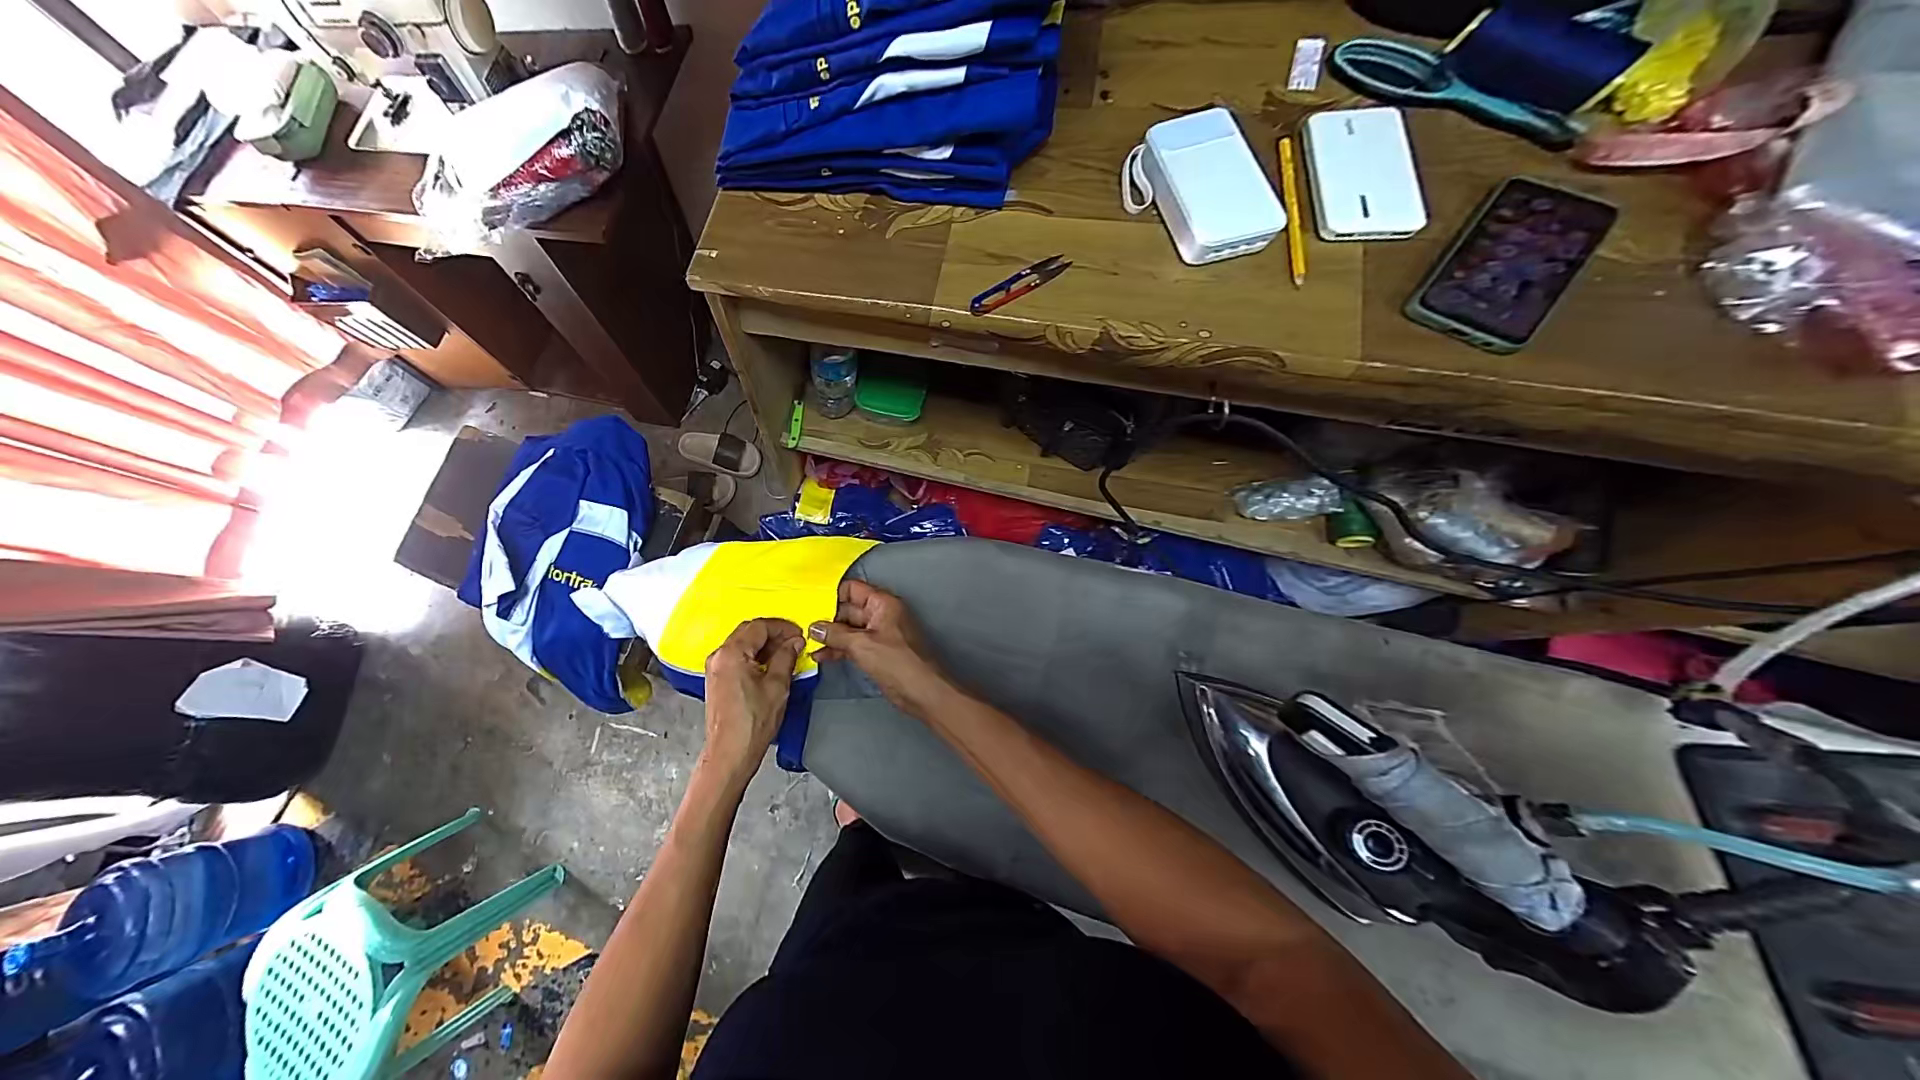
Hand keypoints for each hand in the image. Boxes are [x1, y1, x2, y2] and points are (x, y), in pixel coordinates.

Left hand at [701, 618, 805, 782]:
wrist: (731, 752)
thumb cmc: (751, 724)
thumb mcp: (778, 685)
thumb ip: (786, 657)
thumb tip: (794, 642)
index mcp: (731, 654)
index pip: (759, 626)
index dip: (782, 627)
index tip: (798, 633)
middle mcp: (719, 657)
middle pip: (748, 632)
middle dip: (774, 634)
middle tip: (795, 641)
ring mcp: (716, 669)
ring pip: (743, 644)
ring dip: (765, 645)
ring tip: (786, 654)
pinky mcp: (717, 680)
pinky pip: (737, 658)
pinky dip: (755, 657)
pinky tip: (771, 666)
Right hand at [808, 580, 949, 714]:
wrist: (922, 691)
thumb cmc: (899, 662)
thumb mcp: (862, 645)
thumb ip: (836, 634)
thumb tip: (815, 627)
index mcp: (883, 604)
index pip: (853, 589)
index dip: (831, 594)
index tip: (810, 603)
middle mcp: (881, 614)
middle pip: (848, 609)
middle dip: (826, 618)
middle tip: (802, 626)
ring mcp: (878, 634)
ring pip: (848, 629)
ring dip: (830, 636)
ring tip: (807, 643)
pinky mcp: (876, 652)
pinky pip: (853, 645)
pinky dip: (838, 649)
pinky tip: (820, 656)